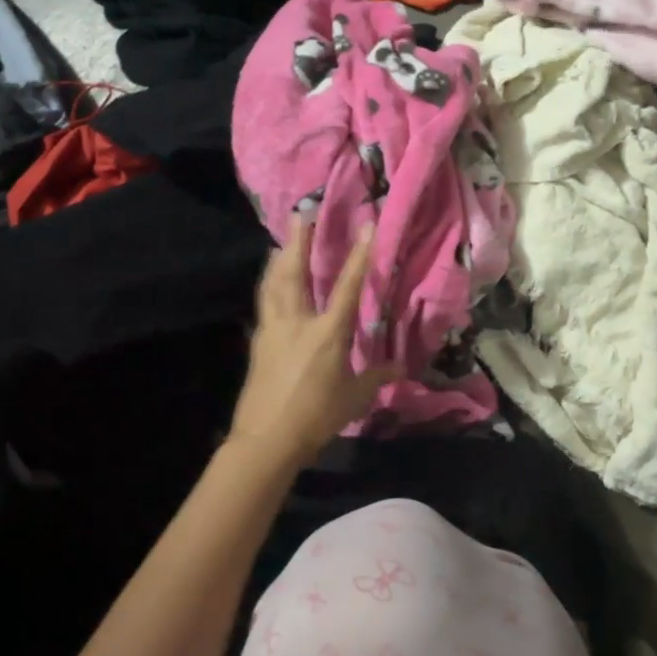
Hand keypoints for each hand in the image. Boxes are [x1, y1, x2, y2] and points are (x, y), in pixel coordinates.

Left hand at [230, 217, 400, 464]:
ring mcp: (273, 331)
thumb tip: (399, 367)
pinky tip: (270, 284)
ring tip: (281, 241)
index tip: (366, 226)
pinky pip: (264, 304)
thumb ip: (376, 377)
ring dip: (278, 259)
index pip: (347, 286)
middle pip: (294, 273)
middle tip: (300, 214)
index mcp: (327, 333)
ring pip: (272, 285)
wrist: (266, 441)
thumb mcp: (354, 398)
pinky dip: (269, 285)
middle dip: (298, 242)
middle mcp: (297, 323)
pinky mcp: (257, 343)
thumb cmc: (316, 417)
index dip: (359, 255)